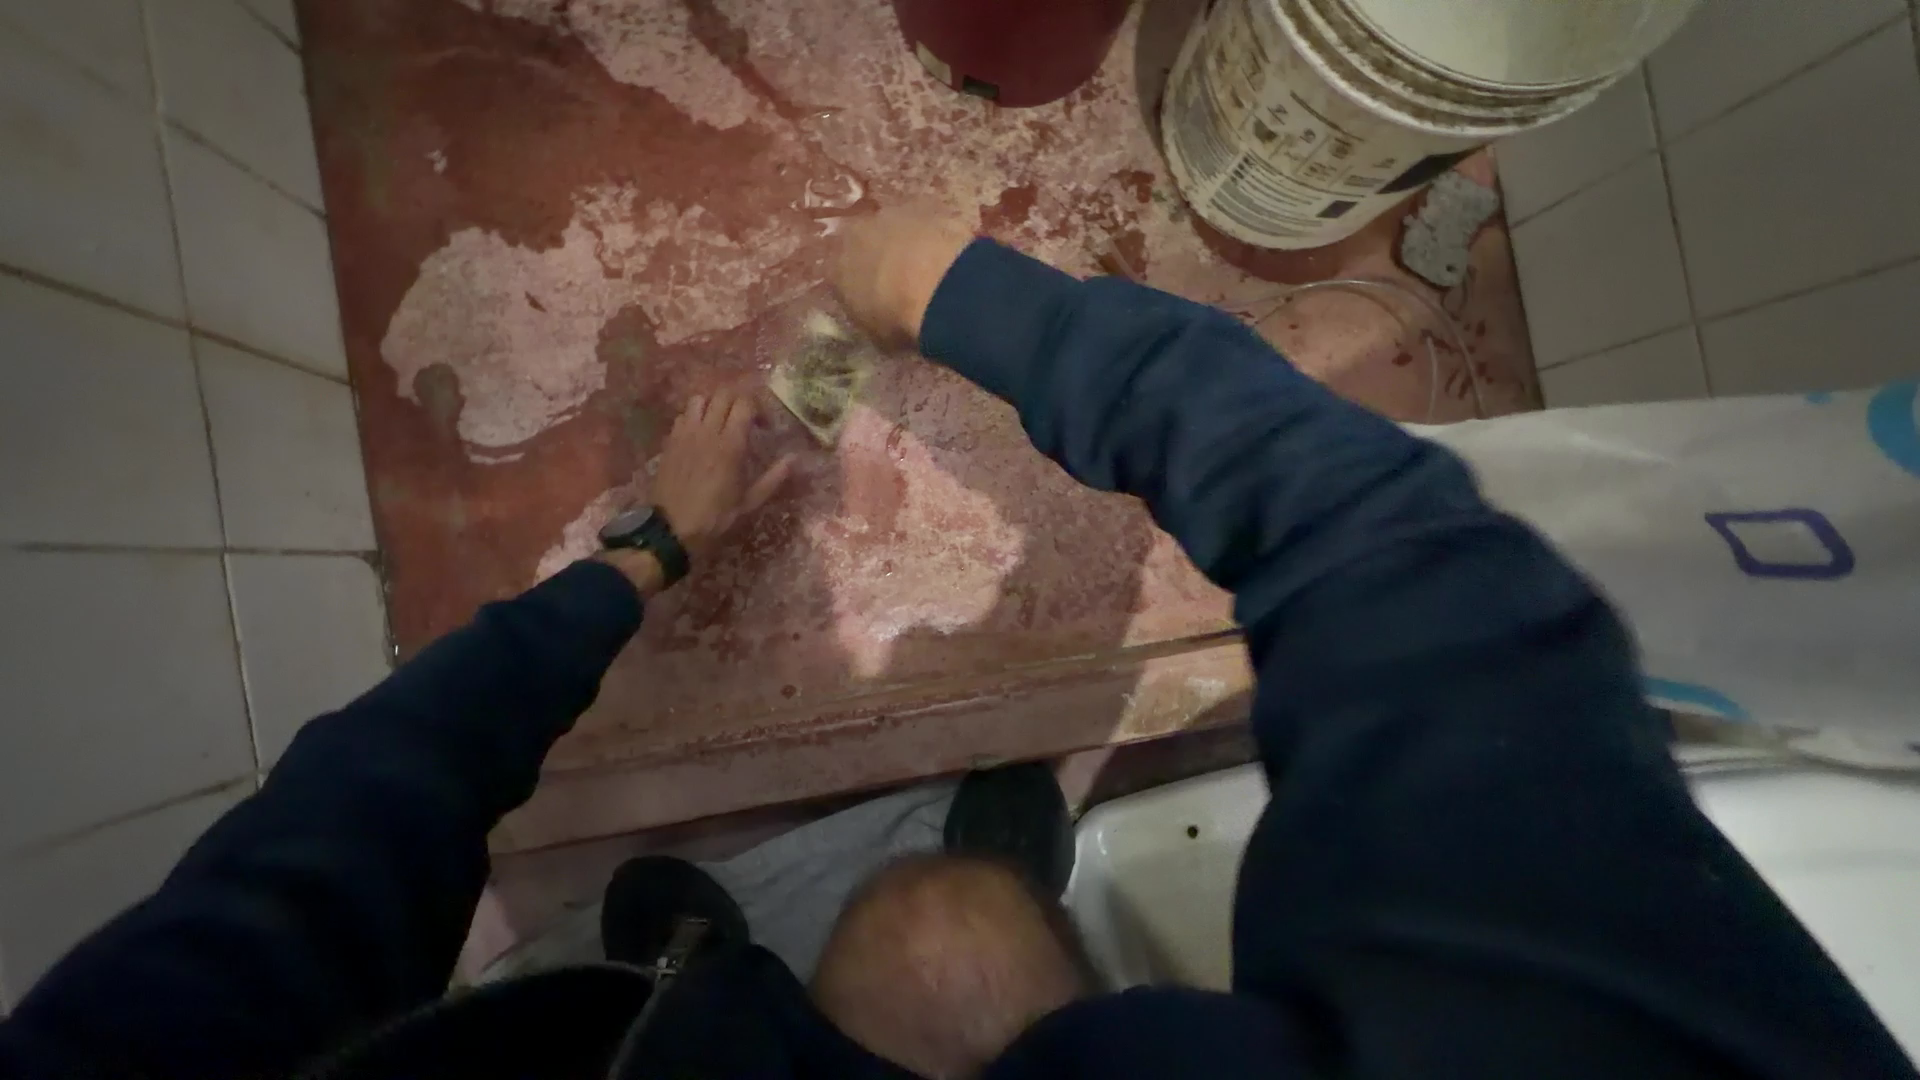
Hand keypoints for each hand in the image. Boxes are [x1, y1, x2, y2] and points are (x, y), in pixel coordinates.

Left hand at [653, 388, 794, 565]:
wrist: (672, 528)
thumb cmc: (716, 517)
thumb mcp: (750, 502)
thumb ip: (773, 478)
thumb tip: (794, 459)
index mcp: (730, 445)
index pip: (745, 404)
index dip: (759, 408)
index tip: (765, 426)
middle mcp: (707, 432)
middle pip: (723, 395)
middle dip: (739, 401)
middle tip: (746, 419)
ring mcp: (685, 434)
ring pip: (700, 399)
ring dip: (714, 404)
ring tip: (722, 422)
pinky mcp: (670, 441)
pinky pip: (684, 415)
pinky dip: (695, 416)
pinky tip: (701, 434)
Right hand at [830, 205, 973, 348]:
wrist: (937, 288)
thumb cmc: (899, 321)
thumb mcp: (879, 336)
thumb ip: (873, 320)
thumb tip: (879, 318)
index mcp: (836, 269)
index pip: (841, 277)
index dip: (860, 288)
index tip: (876, 301)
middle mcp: (856, 233)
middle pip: (866, 244)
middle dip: (881, 259)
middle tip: (903, 282)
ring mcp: (891, 213)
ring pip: (896, 228)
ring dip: (908, 244)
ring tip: (931, 269)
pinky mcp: (925, 204)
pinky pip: (927, 222)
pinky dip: (935, 236)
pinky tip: (950, 256)